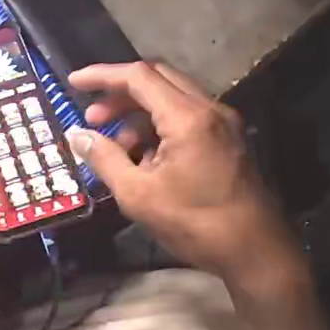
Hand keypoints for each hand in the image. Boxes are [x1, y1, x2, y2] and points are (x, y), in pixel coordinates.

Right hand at [67, 62, 306, 298]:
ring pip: (171, 99)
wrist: (256, 253)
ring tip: (115, 147)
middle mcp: (209, 110)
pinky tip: (143, 159)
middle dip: (119, 93)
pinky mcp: (227, 140)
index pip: (138, 77)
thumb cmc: (195, 223)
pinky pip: (186, 118)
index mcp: (188, 118)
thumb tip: (78, 136)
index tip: (73, 82)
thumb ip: (105, 158)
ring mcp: (222, 124)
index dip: (102, 76)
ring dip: (137, 114)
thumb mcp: (138, 194)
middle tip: (93, 117)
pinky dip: (157, 127)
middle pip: (157, 79)